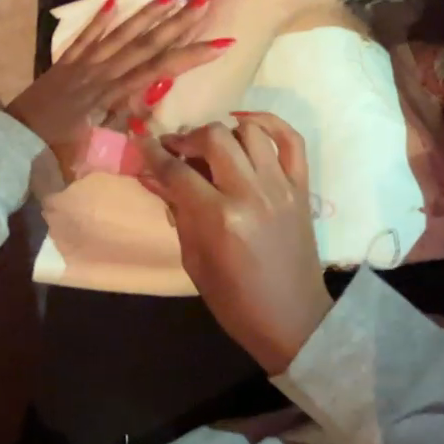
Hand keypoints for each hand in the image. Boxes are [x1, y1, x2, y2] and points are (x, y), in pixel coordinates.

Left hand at [7, 0, 228, 171]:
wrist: (9, 147)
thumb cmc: (53, 158)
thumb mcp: (92, 154)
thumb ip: (120, 135)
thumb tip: (148, 116)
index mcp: (110, 95)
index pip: (158, 70)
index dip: (191, 56)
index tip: (221, 42)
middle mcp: (100, 73)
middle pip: (145, 44)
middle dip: (178, 23)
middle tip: (205, 0)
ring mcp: (80, 65)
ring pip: (119, 34)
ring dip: (146, 13)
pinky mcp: (63, 65)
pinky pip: (84, 38)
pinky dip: (99, 20)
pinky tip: (114, 2)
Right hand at [137, 113, 332, 374]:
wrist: (293, 319)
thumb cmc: (235, 300)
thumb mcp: (193, 261)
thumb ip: (177, 212)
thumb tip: (153, 177)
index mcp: (219, 218)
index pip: (177, 171)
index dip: (153, 153)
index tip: (142, 142)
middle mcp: (250, 193)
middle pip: (213, 138)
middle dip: (187, 138)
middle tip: (176, 150)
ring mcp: (280, 186)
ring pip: (249, 132)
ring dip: (223, 132)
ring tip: (211, 146)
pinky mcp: (302, 187)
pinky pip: (291, 139)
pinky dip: (269, 123)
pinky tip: (247, 125)